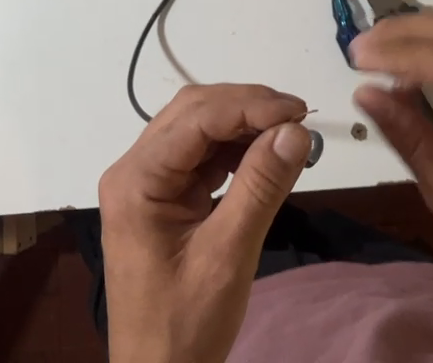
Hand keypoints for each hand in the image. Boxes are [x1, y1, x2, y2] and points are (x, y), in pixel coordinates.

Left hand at [98, 84, 314, 362]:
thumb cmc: (185, 325)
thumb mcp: (227, 257)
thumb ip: (260, 188)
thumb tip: (295, 131)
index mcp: (135, 178)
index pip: (194, 119)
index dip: (248, 106)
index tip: (298, 111)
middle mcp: (133, 168)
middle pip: (191, 113)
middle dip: (245, 107)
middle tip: (297, 118)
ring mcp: (145, 181)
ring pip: (196, 128)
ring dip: (242, 124)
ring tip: (288, 133)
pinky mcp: (161, 195)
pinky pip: (199, 155)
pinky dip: (233, 149)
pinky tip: (263, 154)